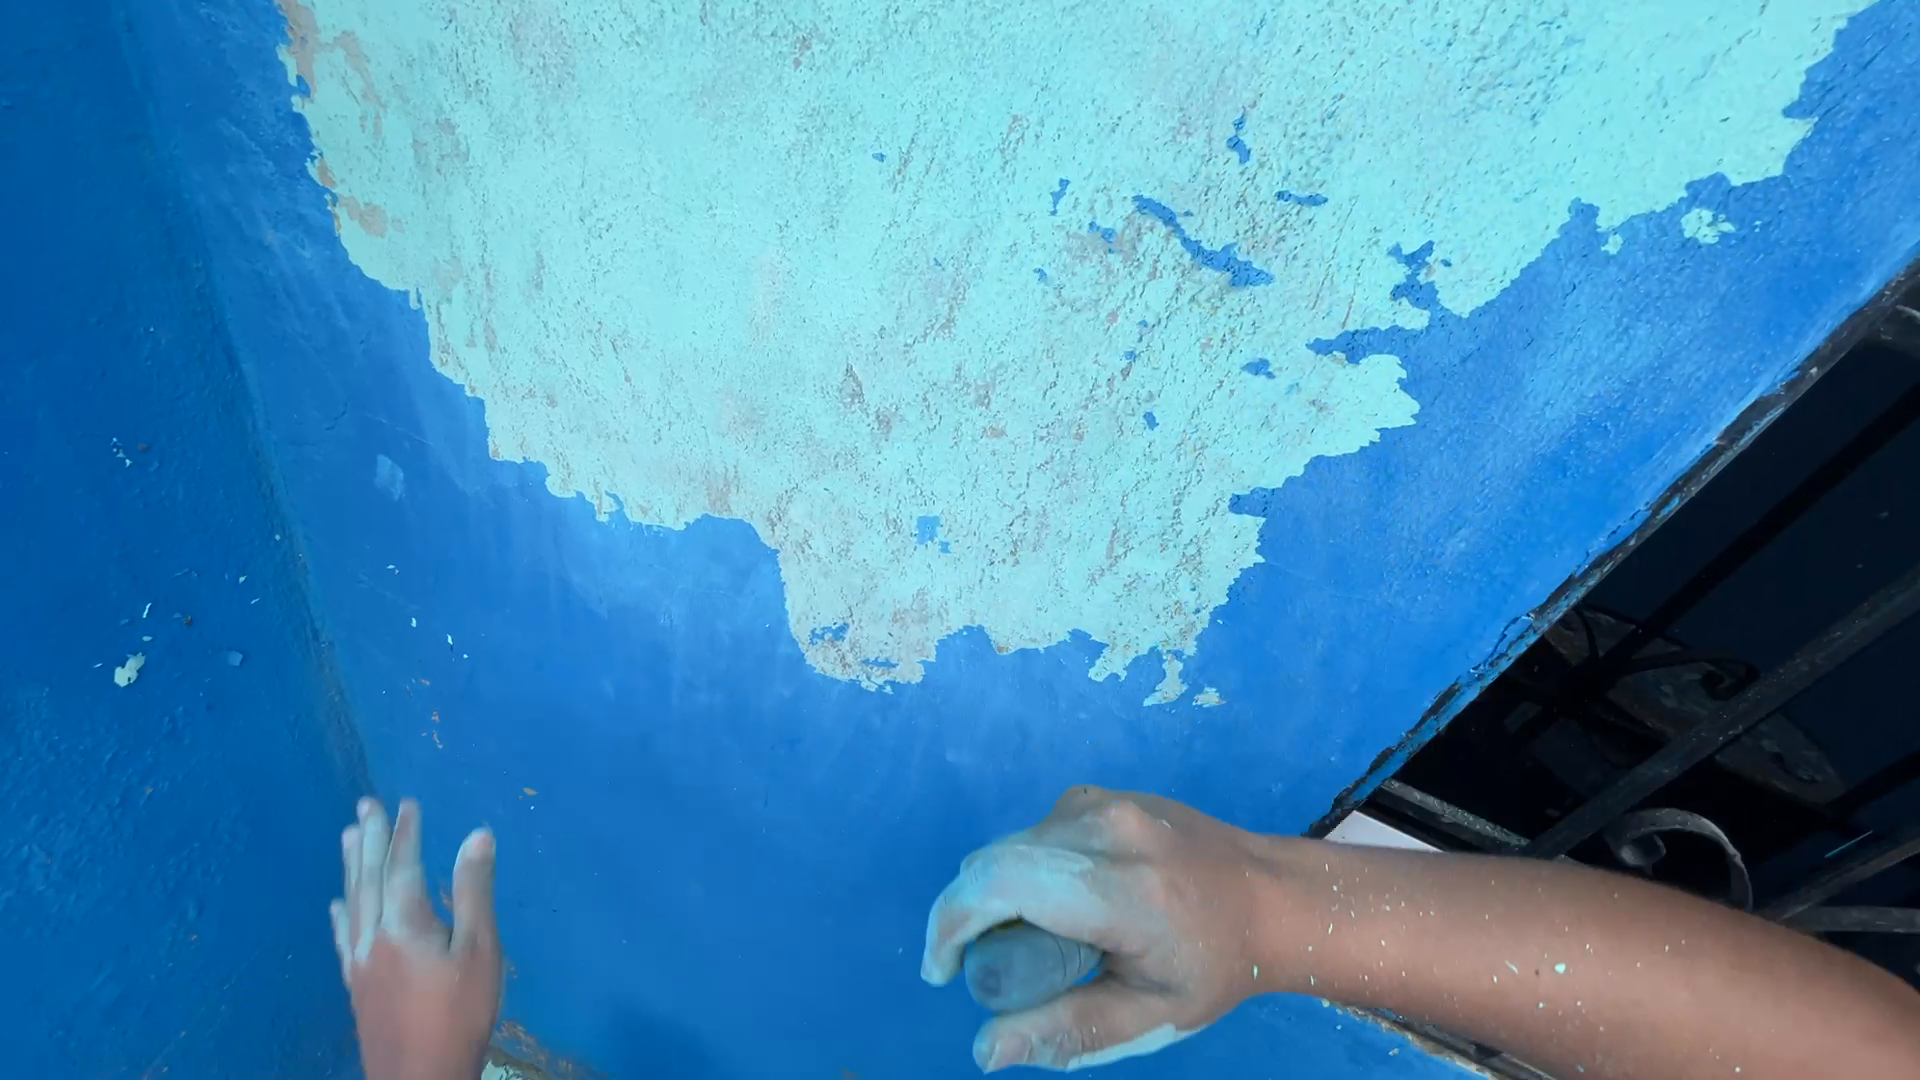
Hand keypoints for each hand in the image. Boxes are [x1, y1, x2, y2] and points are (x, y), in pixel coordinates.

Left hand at [330, 797, 501, 1079]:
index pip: (401, 867)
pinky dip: (340, 912)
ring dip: (350, 867)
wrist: (420, 1078)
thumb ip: (474, 890)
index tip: (407, 802)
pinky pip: (343, 937)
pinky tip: (336, 905)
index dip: (404, 833)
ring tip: (346, 837)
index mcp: (404, 926)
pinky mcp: (358, 984)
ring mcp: (360, 963)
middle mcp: (373, 938)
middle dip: (368, 840)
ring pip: (351, 903)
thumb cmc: (460, 1009)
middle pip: (367, 880)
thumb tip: (476, 835)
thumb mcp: (480, 947)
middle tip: (365, 805)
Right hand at [921, 786, 1291, 1071]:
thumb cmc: (1213, 966)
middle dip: (966, 915)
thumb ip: (1065, 1031)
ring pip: (1011, 844)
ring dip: (995, 892)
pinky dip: (1024, 868)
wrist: (1267, 893)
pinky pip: (1036, 831)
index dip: (952, 922)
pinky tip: (1056, 902)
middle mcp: (1105, 826)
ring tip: (1029, 940)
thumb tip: (984, 1050)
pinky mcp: (1099, 794)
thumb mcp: (1148, 1016)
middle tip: (982, 969)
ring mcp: (1102, 800)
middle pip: (995, 860)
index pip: (1004, 882)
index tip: (941, 972)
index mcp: (1122, 886)